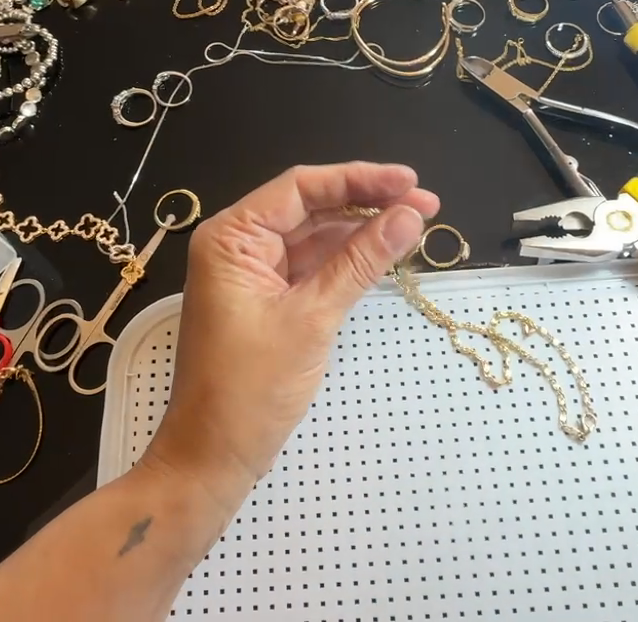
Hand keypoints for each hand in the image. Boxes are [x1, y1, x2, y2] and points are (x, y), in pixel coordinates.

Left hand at [141, 163, 437, 500]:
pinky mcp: (268, 296)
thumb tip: (410, 216)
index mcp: (232, 236)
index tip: (409, 180)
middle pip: (310, 206)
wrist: (212, 458)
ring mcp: (253, 270)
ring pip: (314, 234)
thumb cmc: (250, 388)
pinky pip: (312, 263)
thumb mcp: (312, 318)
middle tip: (425, 202)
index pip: (301, 188)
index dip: (359, 179)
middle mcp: (239, 243)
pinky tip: (384, 249)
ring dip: (361, 229)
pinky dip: (347, 257)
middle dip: (367, 202)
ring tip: (415, 222)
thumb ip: (361, 262)